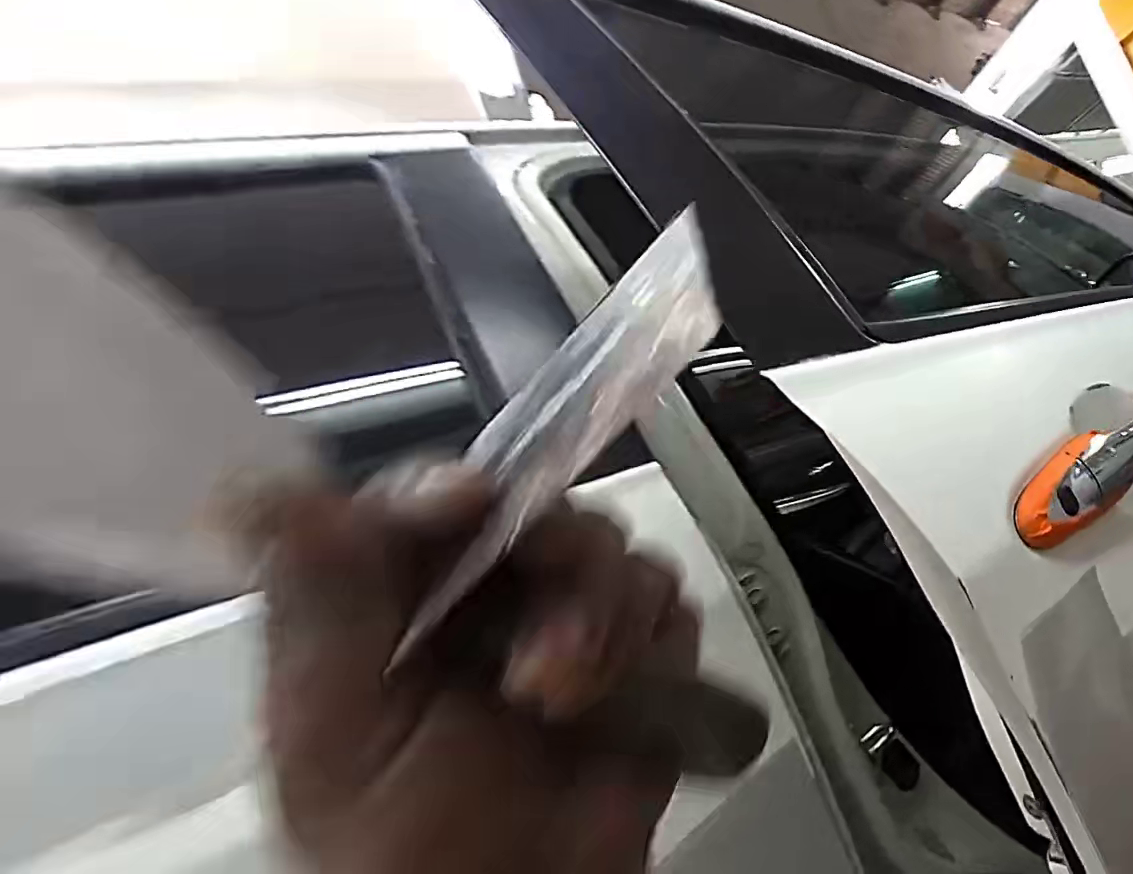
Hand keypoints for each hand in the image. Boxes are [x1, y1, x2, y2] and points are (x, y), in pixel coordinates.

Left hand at [245, 463, 697, 873]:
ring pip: (617, 549)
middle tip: (537, 647)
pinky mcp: (648, 628)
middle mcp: (501, 583)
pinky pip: (667, 594)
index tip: (468, 500)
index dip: (451, 488)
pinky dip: (649, 639)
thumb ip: (324, 613)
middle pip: (548, 511)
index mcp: (412, 595)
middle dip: (555, 566)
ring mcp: (584, 600)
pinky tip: (620, 692)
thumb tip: (272, 494)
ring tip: (565, 698)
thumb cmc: (413, 837)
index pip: (430, 500)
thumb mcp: (341, 736)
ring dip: (601, 620)